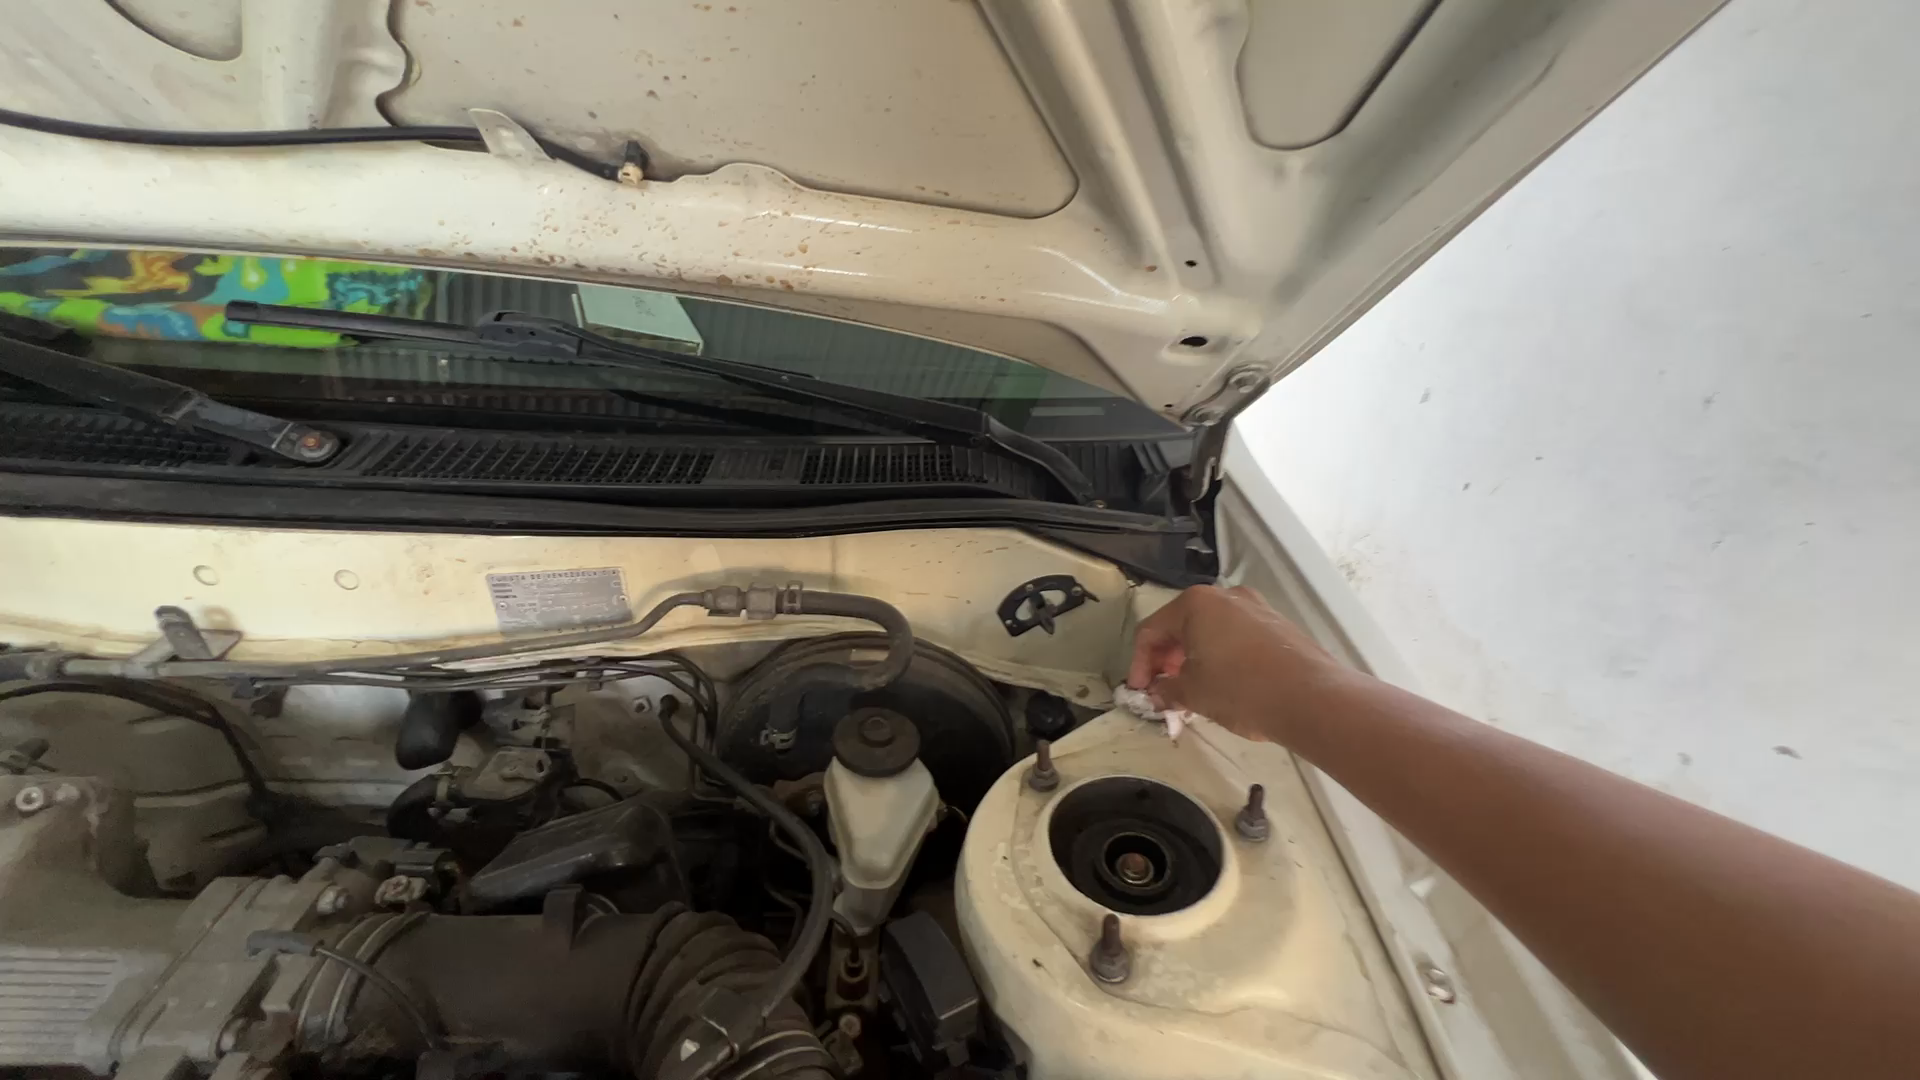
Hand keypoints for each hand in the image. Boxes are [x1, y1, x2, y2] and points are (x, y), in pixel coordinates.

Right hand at [1126, 585, 1338, 743]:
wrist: (1314, 699)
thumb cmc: (1241, 689)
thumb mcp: (1192, 693)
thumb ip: (1166, 690)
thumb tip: (1159, 692)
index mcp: (1195, 604)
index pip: (1151, 630)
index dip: (1139, 663)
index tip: (1140, 691)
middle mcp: (1225, 596)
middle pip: (1181, 626)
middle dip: (1167, 660)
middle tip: (1164, 691)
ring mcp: (1256, 608)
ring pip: (1211, 631)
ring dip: (1194, 659)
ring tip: (1194, 692)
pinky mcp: (1279, 626)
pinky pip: (1237, 637)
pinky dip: (1222, 657)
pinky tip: (1226, 685)